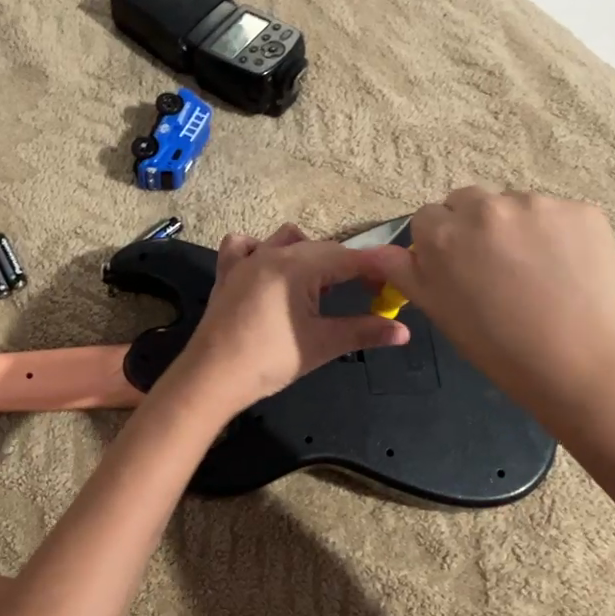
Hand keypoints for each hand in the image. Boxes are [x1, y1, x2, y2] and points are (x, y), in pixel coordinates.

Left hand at [166, 224, 410, 413]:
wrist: (212, 376)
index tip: (392, 284)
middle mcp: (271, 253)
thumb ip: (364, 332)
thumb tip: (403, 332)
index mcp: (298, 266)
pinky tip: (269, 273)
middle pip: (320, 248)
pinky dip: (260, 251)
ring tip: (316, 286)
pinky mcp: (226, 274)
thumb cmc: (269, 360)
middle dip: (346, 266)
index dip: (375, 269)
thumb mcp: (322, 344)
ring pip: (284, 239)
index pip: (348, 258)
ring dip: (306, 253)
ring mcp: (246, 261)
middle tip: (365, 293)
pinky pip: (244, 246)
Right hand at [369, 188, 614, 422]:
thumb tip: (376, 251)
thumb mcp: (437, 310)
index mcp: (443, 233)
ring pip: (513, 206)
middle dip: (472, 226)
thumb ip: (403, 271)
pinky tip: (565, 270)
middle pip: (468, 201)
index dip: (439, 243)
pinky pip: (556, 214)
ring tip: (534, 273)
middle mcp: (486, 207)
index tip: (455, 269)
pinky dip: (556, 234)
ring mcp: (538, 204)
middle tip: (492, 269)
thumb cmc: (497, 347)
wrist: (582, 364)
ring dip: (514, 228)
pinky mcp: (581, 210)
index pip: (426, 217)